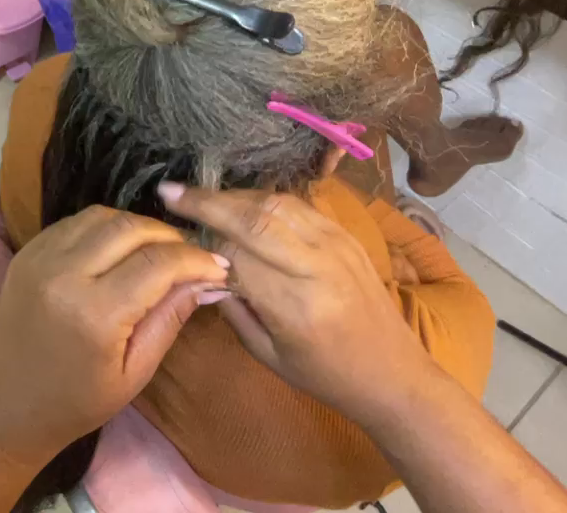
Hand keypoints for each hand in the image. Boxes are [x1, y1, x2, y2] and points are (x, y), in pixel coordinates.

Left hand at [0, 205, 231, 465]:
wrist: (6, 402)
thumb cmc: (76, 401)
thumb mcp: (135, 373)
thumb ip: (170, 318)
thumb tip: (207, 278)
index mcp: (94, 313)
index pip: (157, 263)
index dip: (195, 258)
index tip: (219, 265)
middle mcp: (64, 273)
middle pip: (129, 227)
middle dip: (169, 235)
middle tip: (191, 255)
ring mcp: (40, 256)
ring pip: (100, 215)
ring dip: (135, 225)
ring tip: (158, 249)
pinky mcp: (27, 250)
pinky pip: (73, 222)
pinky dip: (103, 226)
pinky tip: (119, 248)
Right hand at [159, 182, 441, 425]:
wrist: (397, 376)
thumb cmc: (326, 375)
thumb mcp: (267, 354)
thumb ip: (231, 307)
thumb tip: (201, 266)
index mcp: (296, 306)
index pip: (235, 256)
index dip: (202, 243)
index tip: (175, 235)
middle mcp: (316, 268)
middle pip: (252, 218)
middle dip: (206, 201)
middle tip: (170, 190)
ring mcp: (335, 245)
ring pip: (272, 202)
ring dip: (231, 195)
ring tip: (200, 196)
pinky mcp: (344, 234)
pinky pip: (294, 203)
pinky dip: (260, 198)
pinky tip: (240, 203)